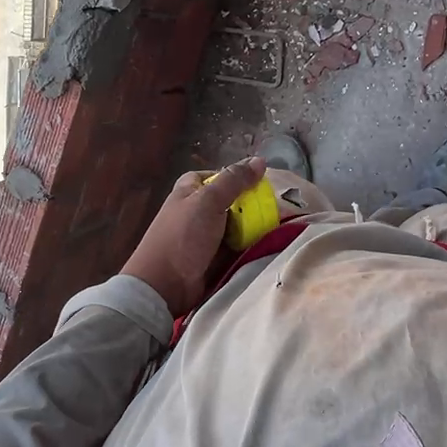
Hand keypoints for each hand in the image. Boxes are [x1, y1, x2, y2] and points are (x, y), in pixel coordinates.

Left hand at [122, 157, 266, 316]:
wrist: (165, 285)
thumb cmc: (183, 236)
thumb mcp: (208, 201)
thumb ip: (234, 180)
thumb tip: (260, 161)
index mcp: (190, 190)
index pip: (218, 175)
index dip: (238, 177)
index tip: (260, 183)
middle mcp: (198, 210)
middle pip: (232, 200)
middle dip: (253, 204)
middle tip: (278, 208)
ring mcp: (206, 235)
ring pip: (238, 225)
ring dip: (255, 227)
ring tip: (282, 228)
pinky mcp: (214, 257)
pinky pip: (238, 247)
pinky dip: (251, 246)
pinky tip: (271, 245)